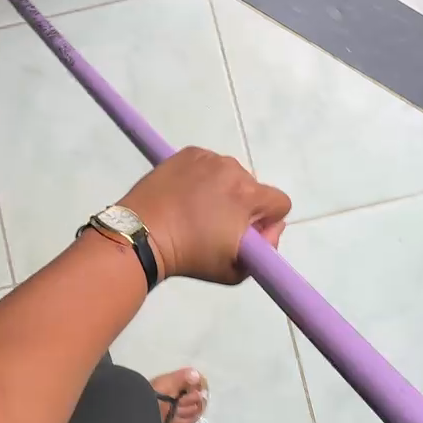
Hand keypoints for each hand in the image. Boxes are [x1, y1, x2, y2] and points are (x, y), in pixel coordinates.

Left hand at [115, 147, 290, 284]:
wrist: (143, 232)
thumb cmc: (190, 255)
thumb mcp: (235, 270)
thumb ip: (265, 250)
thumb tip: (269, 228)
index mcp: (249, 196)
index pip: (279, 202)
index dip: (267, 220)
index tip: (247, 232)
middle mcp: (233, 169)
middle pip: (253, 187)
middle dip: (243, 204)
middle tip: (216, 223)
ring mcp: (208, 158)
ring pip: (229, 174)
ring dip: (222, 188)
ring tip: (196, 208)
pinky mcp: (187, 153)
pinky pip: (207, 164)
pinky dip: (202, 176)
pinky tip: (185, 193)